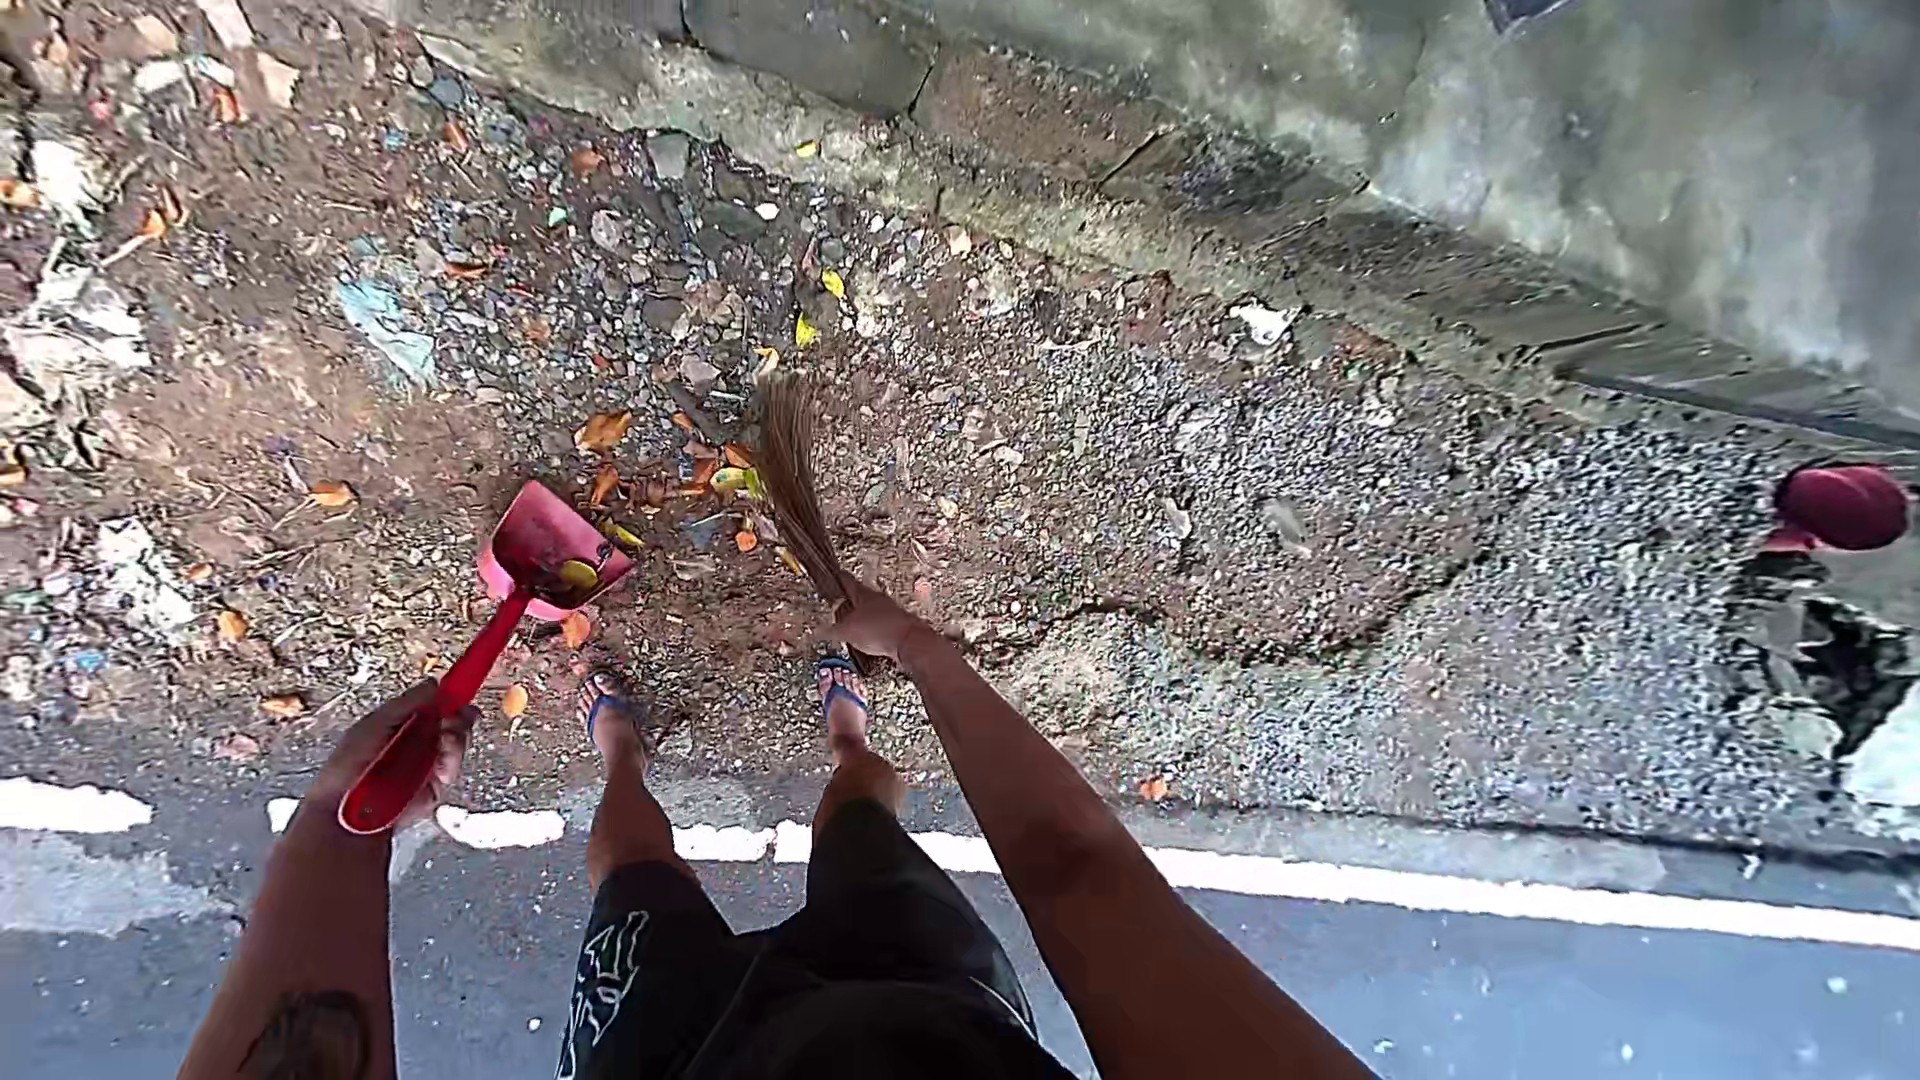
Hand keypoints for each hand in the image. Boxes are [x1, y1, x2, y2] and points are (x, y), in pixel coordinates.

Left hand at [309, 680, 476, 831]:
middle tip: (454, 718)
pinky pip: (457, 763)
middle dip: (460, 716)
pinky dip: (453, 758)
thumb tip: (436, 683)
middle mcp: (422, 740)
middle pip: (456, 719)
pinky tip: (443, 758)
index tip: (460, 692)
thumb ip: (405, 703)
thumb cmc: (348, 768)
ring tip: (445, 738)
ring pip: (461, 738)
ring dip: (457, 735)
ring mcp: (432, 761)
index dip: (451, 697)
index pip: (437, 704)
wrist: (346, 812)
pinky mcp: (441, 781)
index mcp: (405, 724)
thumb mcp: (373, 725)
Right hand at [832, 575, 938, 661]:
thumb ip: (831, 630)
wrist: (909, 642)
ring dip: (860, 616)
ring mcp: (890, 611)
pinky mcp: (897, 625)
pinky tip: (867, 638)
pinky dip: (871, 629)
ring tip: (850, 625)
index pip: (846, 580)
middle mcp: (878, 599)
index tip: (833, 574)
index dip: (838, 578)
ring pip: (870, 610)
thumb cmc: (881, 630)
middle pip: (859, 595)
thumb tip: (818, 631)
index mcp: (864, 594)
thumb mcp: (847, 631)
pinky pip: (879, 624)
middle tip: (838, 604)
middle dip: (848, 601)